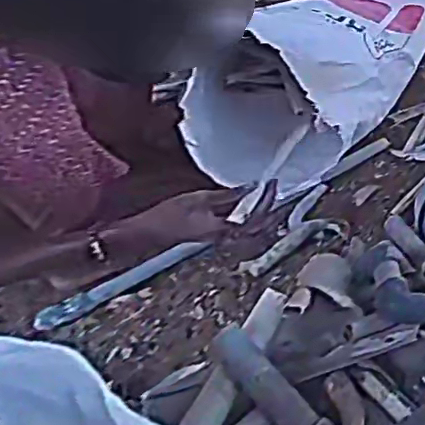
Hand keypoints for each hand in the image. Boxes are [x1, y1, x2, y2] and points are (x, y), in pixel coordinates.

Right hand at [103, 186, 273, 260]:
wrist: (142, 233)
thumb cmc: (166, 216)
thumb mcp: (200, 200)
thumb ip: (228, 195)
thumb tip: (252, 187)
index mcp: (223, 230)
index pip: (256, 219)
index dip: (268, 202)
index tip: (272, 185)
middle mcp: (224, 238)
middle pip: (258, 232)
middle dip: (274, 215)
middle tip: (282, 198)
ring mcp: (219, 239)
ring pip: (251, 233)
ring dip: (265, 219)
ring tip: (273, 203)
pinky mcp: (213, 235)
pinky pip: (240, 231)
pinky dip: (252, 221)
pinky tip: (253, 209)